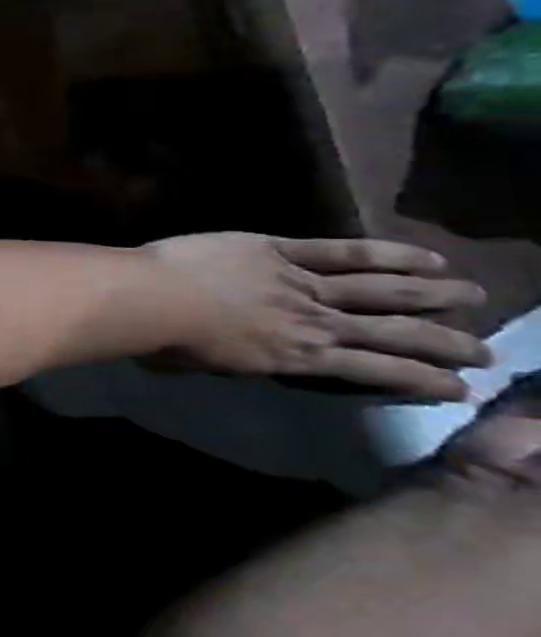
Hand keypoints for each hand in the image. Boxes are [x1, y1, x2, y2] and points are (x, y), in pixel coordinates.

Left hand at [145, 233, 490, 399]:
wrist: (148, 297)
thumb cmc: (159, 339)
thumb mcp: (199, 365)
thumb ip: (228, 361)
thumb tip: (229, 358)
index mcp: (293, 359)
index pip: (372, 372)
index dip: (420, 379)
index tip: (460, 386)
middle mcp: (312, 324)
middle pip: (395, 333)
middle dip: (447, 342)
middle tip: (488, 350)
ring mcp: (300, 284)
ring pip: (382, 290)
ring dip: (433, 292)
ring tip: (475, 294)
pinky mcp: (277, 250)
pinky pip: (343, 251)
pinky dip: (388, 253)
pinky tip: (427, 256)